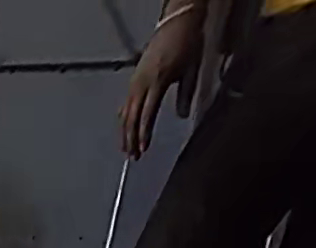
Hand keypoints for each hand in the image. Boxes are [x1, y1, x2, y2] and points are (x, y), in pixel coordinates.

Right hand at [120, 5, 203, 157]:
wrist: (176, 22)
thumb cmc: (187, 42)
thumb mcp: (192, 67)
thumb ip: (186, 93)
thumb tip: (182, 116)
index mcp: (157, 83)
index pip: (146, 115)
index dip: (143, 134)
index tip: (143, 149)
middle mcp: (141, 86)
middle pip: (130, 120)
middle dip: (130, 140)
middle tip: (132, 157)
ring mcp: (134, 84)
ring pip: (124, 116)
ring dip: (124, 135)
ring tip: (126, 150)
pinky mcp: (132, 82)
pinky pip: (124, 107)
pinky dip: (123, 122)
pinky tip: (123, 131)